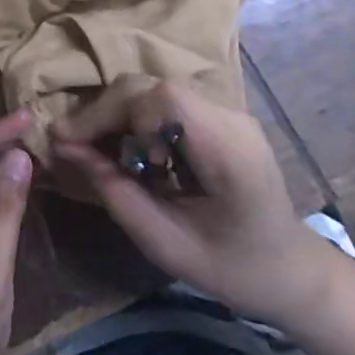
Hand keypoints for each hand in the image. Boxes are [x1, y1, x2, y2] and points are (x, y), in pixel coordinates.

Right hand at [51, 80, 336, 327]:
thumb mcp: (165, 244)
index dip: (109, 112)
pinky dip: (137, 116)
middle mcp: (230, 115)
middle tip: (74, 144)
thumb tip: (64, 147)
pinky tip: (128, 148)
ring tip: (97, 148)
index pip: (161, 99)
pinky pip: (166, 99)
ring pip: (155, 86)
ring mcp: (228, 109)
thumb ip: (115, 191)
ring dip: (118, 112)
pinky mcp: (219, 112)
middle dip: (106, 111)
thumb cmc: (233, 268)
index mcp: (228, 149)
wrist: (290, 269)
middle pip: (153, 85)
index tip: (71, 142)